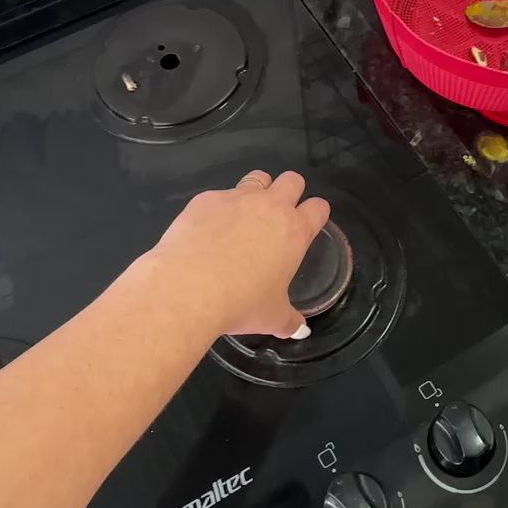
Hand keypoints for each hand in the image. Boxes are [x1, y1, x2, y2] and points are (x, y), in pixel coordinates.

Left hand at [135, 170, 330, 338]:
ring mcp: (236, 198)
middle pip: (292, 180)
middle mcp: (269, 207)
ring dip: (257, 190)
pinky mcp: (206, 199)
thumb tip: (300, 329)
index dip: (317, 212)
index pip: (318, 208)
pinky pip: (219, 195)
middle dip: (291, 190)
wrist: (188, 287)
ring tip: (245, 213)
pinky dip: (219, 208)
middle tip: (281, 211)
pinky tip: (207, 231)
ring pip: (257, 178)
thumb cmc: (240, 303)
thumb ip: (289, 320)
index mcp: (294, 232)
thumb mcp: (272, 317)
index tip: (311, 220)